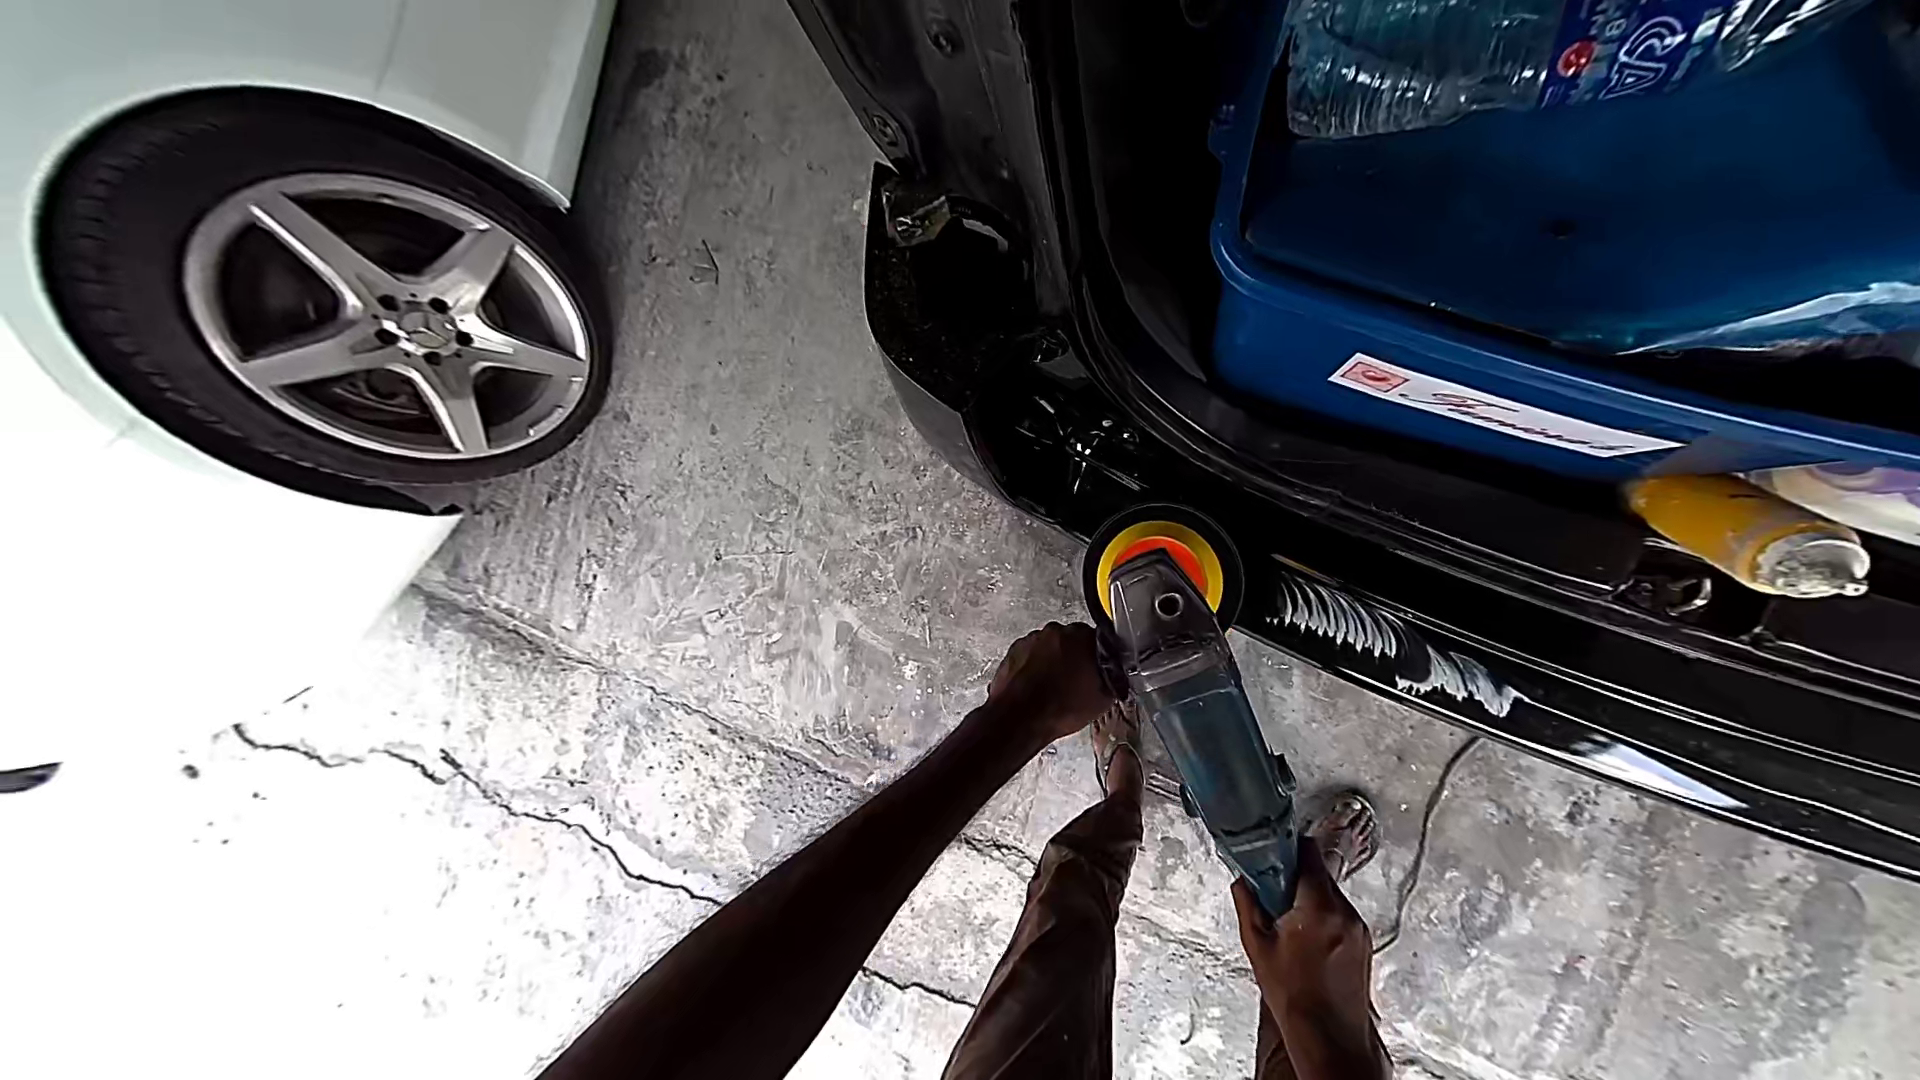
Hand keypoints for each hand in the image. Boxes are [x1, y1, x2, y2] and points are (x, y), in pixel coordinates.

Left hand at [984, 622, 1113, 747]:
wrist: (1019, 718)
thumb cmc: (1058, 708)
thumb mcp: (1102, 699)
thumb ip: (1111, 678)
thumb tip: (1113, 675)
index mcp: (1082, 637)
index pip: (1097, 638)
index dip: (1096, 656)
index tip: (1095, 668)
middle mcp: (1056, 632)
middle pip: (1071, 639)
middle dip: (1073, 656)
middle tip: (1075, 679)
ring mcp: (1033, 639)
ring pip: (1049, 646)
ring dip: (1052, 659)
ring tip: (1054, 685)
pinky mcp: (1015, 648)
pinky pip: (1030, 653)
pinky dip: (1034, 664)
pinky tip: (1037, 684)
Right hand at [1232, 841, 1387, 1079]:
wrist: (1330, 1040)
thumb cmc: (1293, 995)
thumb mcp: (1256, 943)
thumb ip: (1246, 901)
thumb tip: (1242, 877)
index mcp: (1320, 907)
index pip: (1309, 852)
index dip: (1287, 846)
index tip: (1269, 851)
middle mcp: (1346, 913)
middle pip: (1318, 871)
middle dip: (1292, 874)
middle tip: (1269, 889)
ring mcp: (1359, 929)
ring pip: (1328, 892)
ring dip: (1306, 894)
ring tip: (1284, 917)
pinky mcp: (1363, 944)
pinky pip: (1338, 912)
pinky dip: (1320, 912)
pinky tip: (1301, 934)